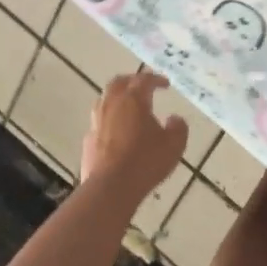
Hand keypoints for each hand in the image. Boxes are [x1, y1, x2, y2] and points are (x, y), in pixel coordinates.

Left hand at [81, 72, 187, 198]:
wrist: (111, 186)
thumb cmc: (146, 161)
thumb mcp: (174, 144)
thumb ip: (178, 127)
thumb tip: (174, 118)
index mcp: (133, 100)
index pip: (144, 80)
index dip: (156, 79)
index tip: (165, 84)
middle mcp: (111, 105)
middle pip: (118, 83)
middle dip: (131, 81)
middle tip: (142, 86)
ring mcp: (96, 122)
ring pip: (105, 100)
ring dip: (117, 98)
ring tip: (129, 107)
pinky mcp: (88, 139)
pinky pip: (100, 121)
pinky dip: (110, 119)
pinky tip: (118, 131)